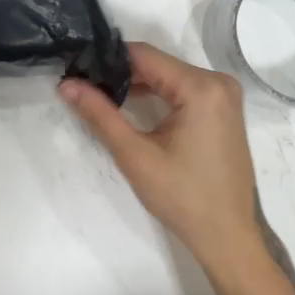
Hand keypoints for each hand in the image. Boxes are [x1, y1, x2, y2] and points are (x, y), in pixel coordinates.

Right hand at [60, 43, 294, 294]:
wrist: (228, 238)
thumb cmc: (183, 198)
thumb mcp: (135, 155)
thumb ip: (99, 114)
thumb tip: (66, 84)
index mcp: (201, 87)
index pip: (144, 55)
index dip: (108, 60)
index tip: (78, 70)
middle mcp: (218, 82)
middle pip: (157, 64)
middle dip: (122, 74)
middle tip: (87, 87)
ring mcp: (225, 95)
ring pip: (169, 75)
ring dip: (139, 84)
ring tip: (103, 97)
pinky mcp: (224, 109)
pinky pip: (183, 88)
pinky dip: (159, 95)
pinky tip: (134, 108)